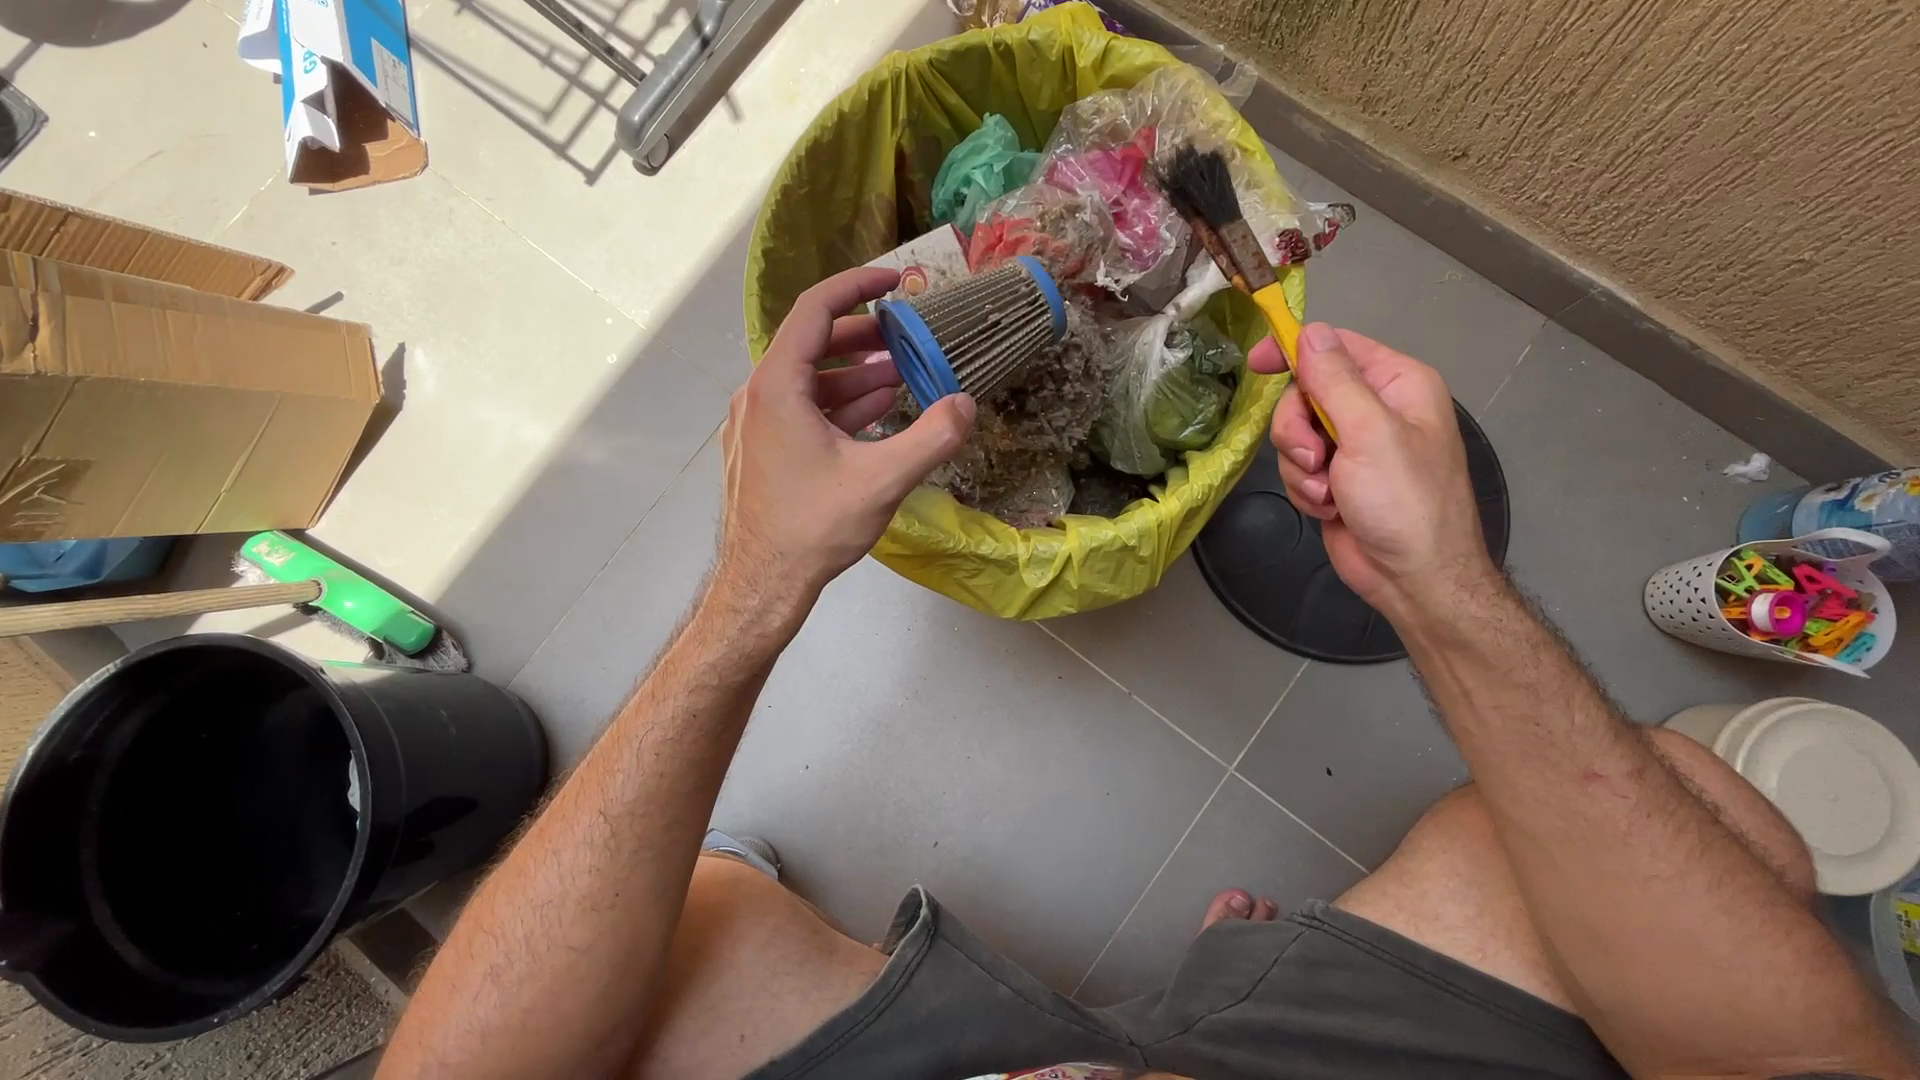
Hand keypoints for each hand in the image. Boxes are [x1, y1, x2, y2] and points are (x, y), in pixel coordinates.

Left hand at [716, 266, 975, 612]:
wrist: (762, 584)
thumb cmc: (814, 528)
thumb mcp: (882, 480)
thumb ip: (932, 437)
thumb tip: (968, 404)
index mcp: (777, 386)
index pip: (815, 310)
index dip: (857, 285)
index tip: (896, 279)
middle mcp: (758, 396)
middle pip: (813, 343)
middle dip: (864, 334)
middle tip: (908, 334)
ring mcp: (756, 425)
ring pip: (809, 381)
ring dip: (856, 373)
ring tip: (902, 373)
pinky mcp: (761, 450)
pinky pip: (803, 410)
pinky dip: (840, 404)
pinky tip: (876, 412)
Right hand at [1247, 323, 1491, 617]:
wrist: (1413, 576)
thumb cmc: (1404, 499)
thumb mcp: (1368, 432)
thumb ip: (1334, 380)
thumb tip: (1309, 330)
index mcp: (1396, 384)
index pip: (1335, 347)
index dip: (1294, 351)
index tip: (1256, 363)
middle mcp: (1374, 410)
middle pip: (1305, 395)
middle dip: (1297, 430)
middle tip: (1312, 457)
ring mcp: (1353, 447)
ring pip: (1295, 436)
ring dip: (1301, 467)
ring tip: (1327, 492)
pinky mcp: (1335, 479)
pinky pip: (1298, 469)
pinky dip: (1306, 490)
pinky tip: (1329, 508)